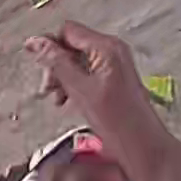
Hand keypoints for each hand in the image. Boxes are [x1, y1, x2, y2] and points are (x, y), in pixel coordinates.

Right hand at [25, 22, 172, 174]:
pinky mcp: (116, 78)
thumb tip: (35, 42)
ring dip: (63, 75)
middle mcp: (113, 50)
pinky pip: (89, 71)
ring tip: (57, 98)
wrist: (146, 150)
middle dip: (56, 64)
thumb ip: (57, 64)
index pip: (68, 31)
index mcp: (107, 47)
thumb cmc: (118, 123)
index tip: (34, 63)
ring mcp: (116, 64)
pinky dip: (76, 83)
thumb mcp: (81, 91)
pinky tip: (69, 100)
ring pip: (79, 59)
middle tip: (48, 89)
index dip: (49, 45)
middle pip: (73, 44)